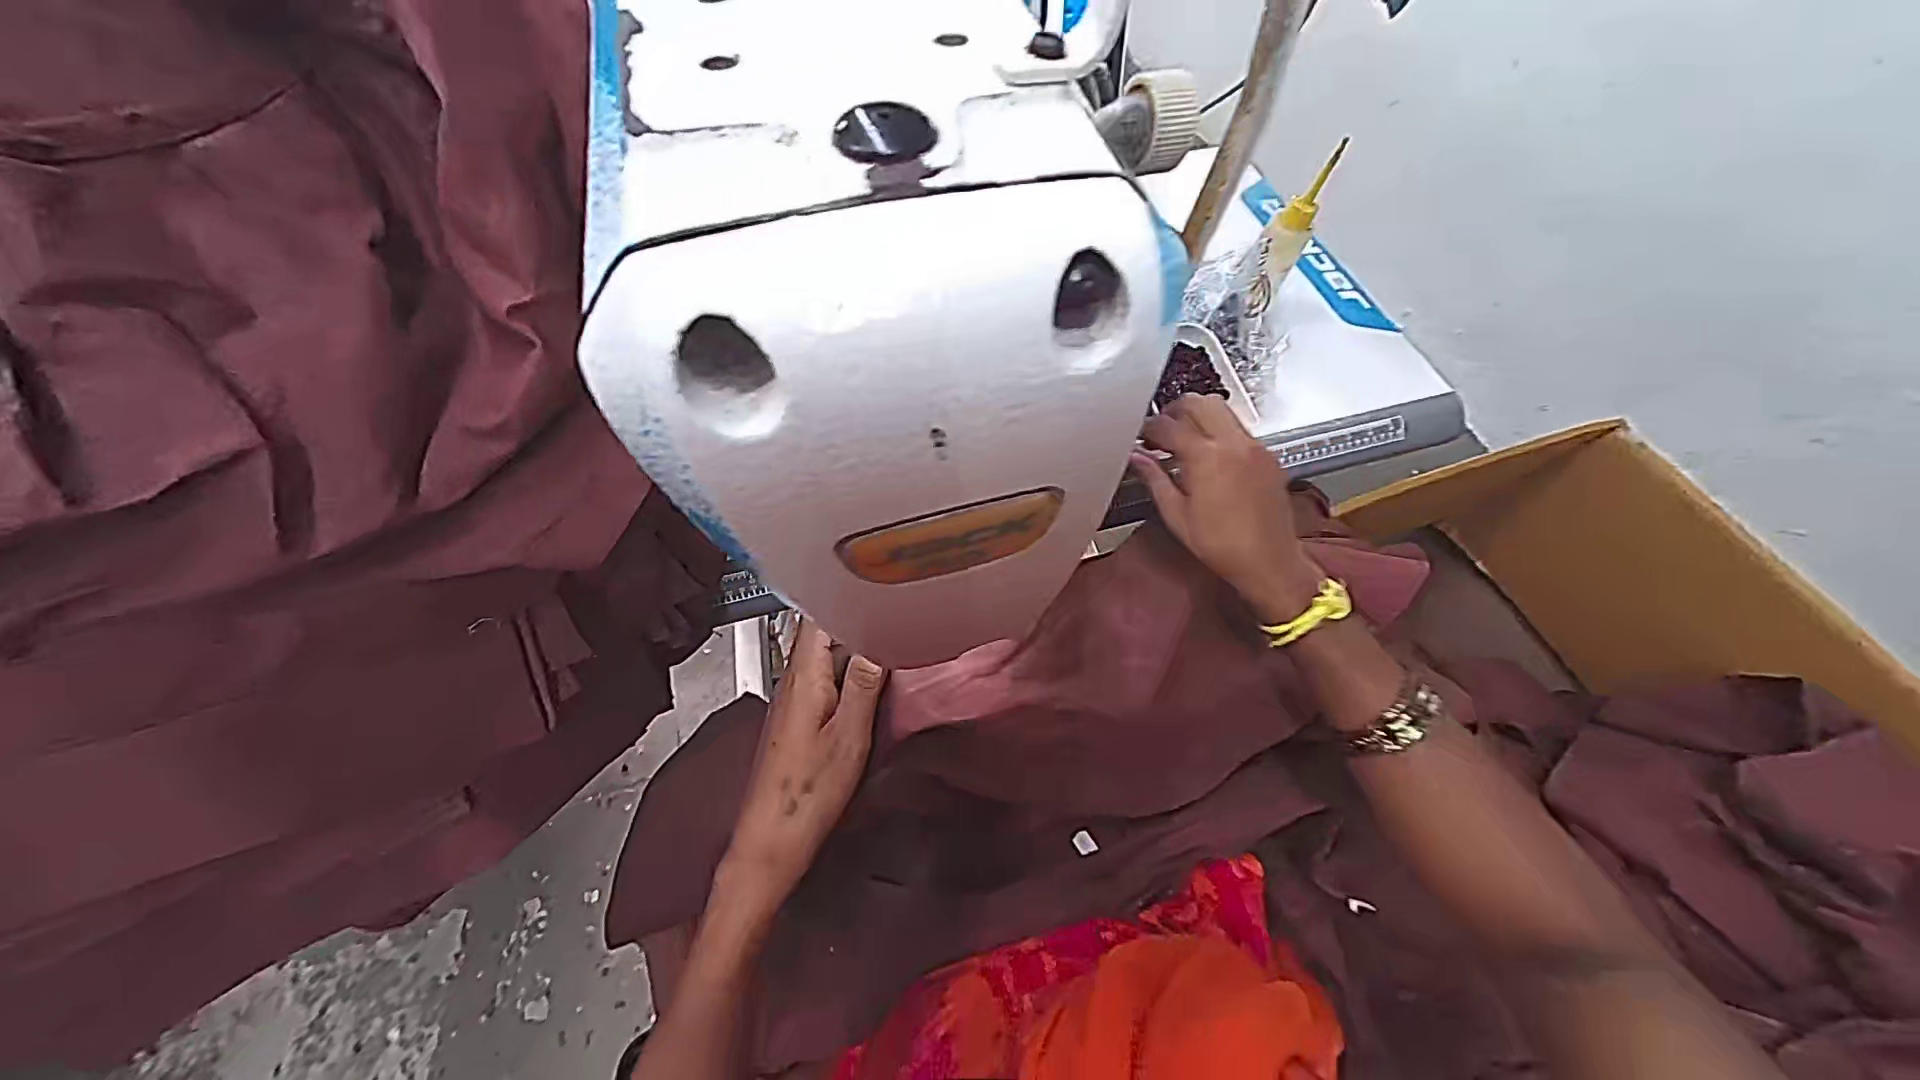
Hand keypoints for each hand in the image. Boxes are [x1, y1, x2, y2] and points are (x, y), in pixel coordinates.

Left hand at [713, 618, 885, 927]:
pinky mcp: (801, 717)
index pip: (819, 615)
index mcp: (803, 678)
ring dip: (854, 642)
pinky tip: (871, 677)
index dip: (846, 594)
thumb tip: (879, 639)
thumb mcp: (849, 736)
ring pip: (826, 654)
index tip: (876, 582)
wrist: (772, 840)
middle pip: (823, 631)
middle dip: (856, 615)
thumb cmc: (806, 793)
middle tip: (893, 606)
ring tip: (889, 634)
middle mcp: (793, 681)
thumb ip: (865, 684)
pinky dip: (849, 669)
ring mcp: (795, 699)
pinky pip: (826, 677)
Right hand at [1131, 394, 1321, 620]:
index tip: (1141, 437)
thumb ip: (1155, 479)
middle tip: (1160, 430)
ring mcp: (1255, 448)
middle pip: (1199, 402)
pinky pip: (1239, 429)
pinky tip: (1207, 455)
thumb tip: (1138, 460)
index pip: (1169, 426)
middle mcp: (1234, 445)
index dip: (1149, 428)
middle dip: (1175, 410)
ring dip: (1198, 417)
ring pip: (1223, 410)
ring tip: (1182, 441)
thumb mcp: (1176, 515)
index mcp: (1207, 458)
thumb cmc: (1223, 546)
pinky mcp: (1268, 457)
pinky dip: (1219, 431)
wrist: (1268, 562)